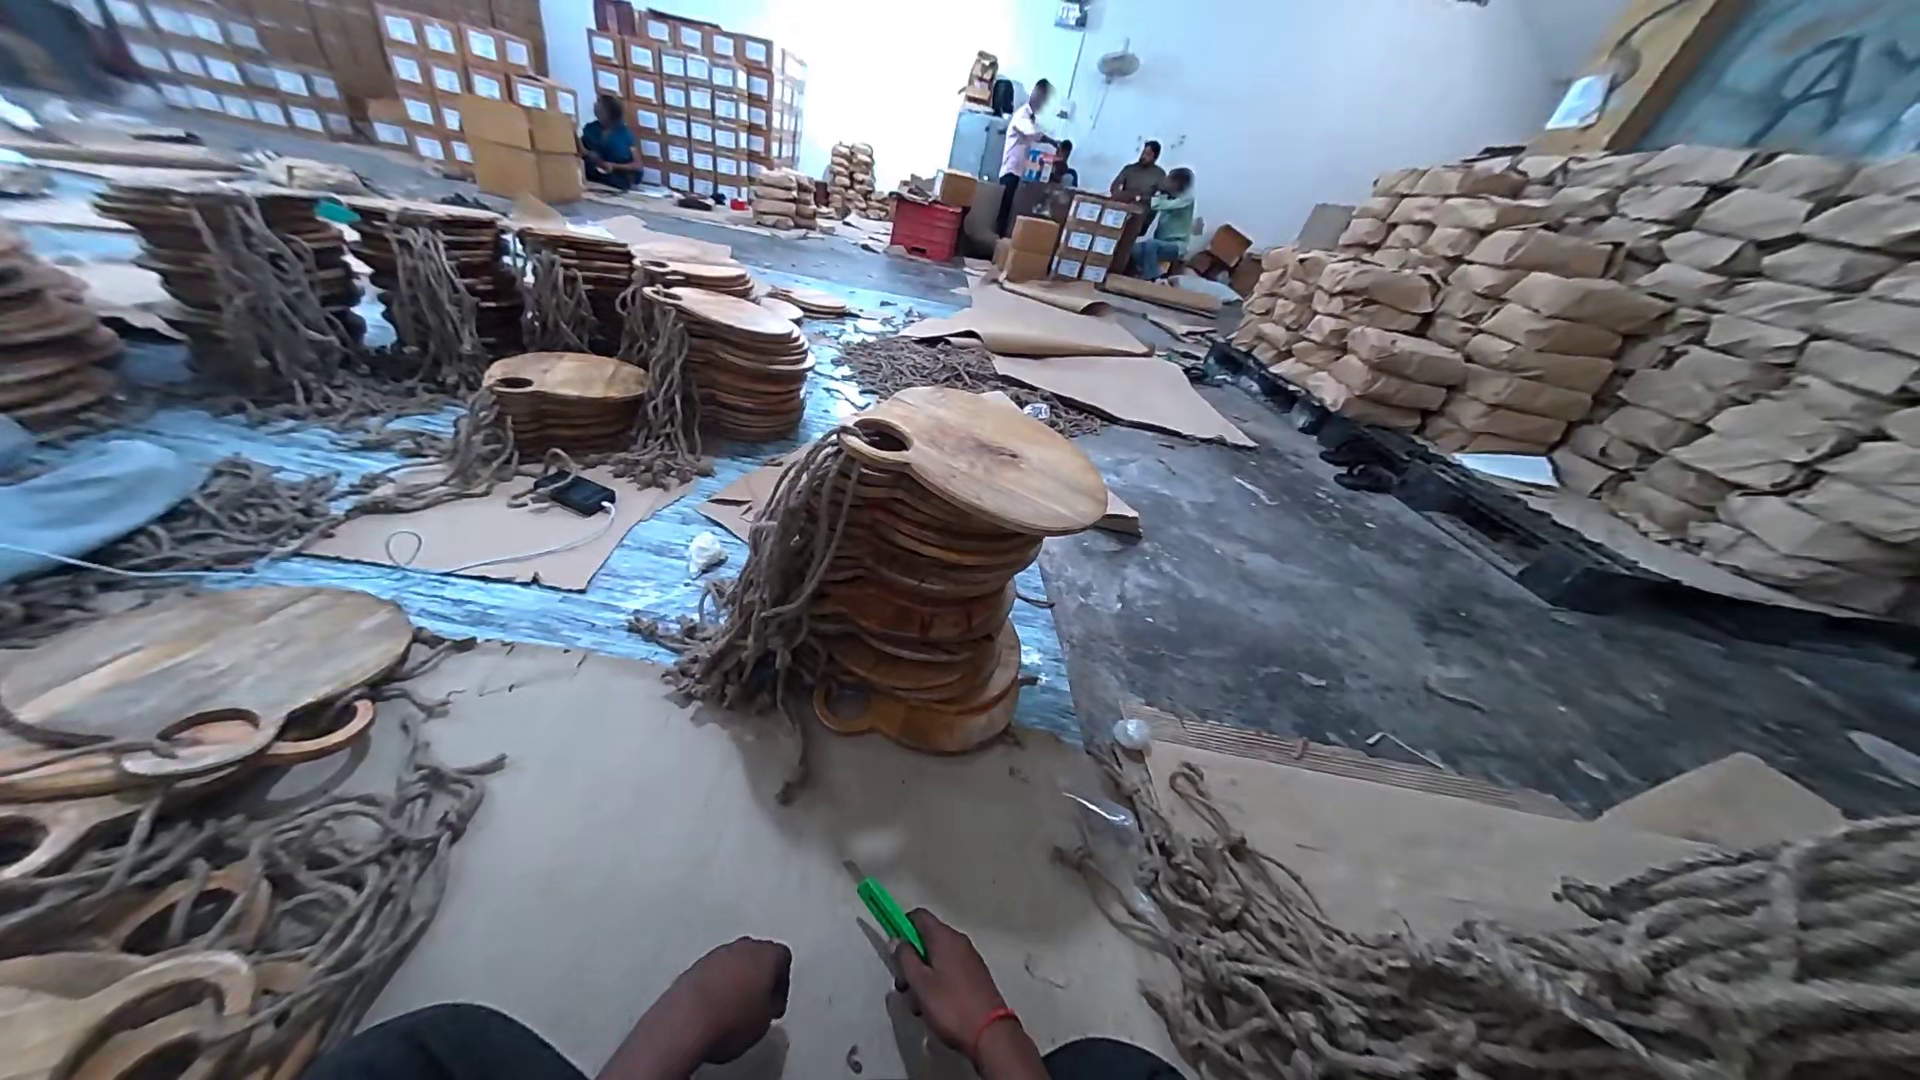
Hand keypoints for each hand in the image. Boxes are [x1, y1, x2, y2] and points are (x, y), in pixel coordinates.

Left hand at [661, 937, 792, 1062]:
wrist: (688, 1022)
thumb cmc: (730, 1019)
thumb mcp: (764, 1022)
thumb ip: (769, 1005)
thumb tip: (762, 1007)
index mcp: (768, 953)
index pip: (784, 958)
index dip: (781, 984)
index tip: (775, 1003)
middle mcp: (745, 946)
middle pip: (758, 955)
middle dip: (758, 976)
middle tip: (757, 1002)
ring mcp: (717, 954)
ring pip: (734, 962)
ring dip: (735, 980)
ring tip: (732, 1009)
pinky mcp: (695, 966)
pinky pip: (712, 973)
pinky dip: (715, 986)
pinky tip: (713, 1009)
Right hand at [893, 910, 1005, 1056]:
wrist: (990, 1033)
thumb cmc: (950, 1005)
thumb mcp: (920, 983)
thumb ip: (905, 959)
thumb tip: (896, 939)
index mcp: (944, 936)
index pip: (919, 916)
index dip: (902, 927)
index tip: (894, 950)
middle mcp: (958, 940)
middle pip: (927, 939)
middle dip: (911, 961)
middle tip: (903, 988)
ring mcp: (969, 957)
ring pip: (937, 958)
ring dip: (923, 977)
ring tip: (918, 1006)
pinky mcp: (975, 975)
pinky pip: (949, 969)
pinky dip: (938, 982)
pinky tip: (934, 1008)